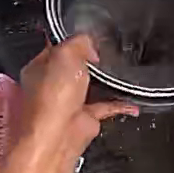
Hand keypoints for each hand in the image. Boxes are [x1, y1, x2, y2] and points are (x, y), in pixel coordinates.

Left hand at [9, 35, 135, 172]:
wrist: (56, 136)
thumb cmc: (51, 97)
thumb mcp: (65, 54)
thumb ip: (79, 42)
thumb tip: (90, 44)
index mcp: (40, 68)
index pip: (58, 48)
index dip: (74, 41)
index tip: (92, 36)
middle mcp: (52, 86)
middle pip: (75, 67)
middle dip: (92, 61)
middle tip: (108, 52)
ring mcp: (68, 103)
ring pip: (91, 87)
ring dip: (107, 82)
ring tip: (123, 71)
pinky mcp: (84, 118)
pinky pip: (106, 106)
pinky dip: (121, 104)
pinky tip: (133, 101)